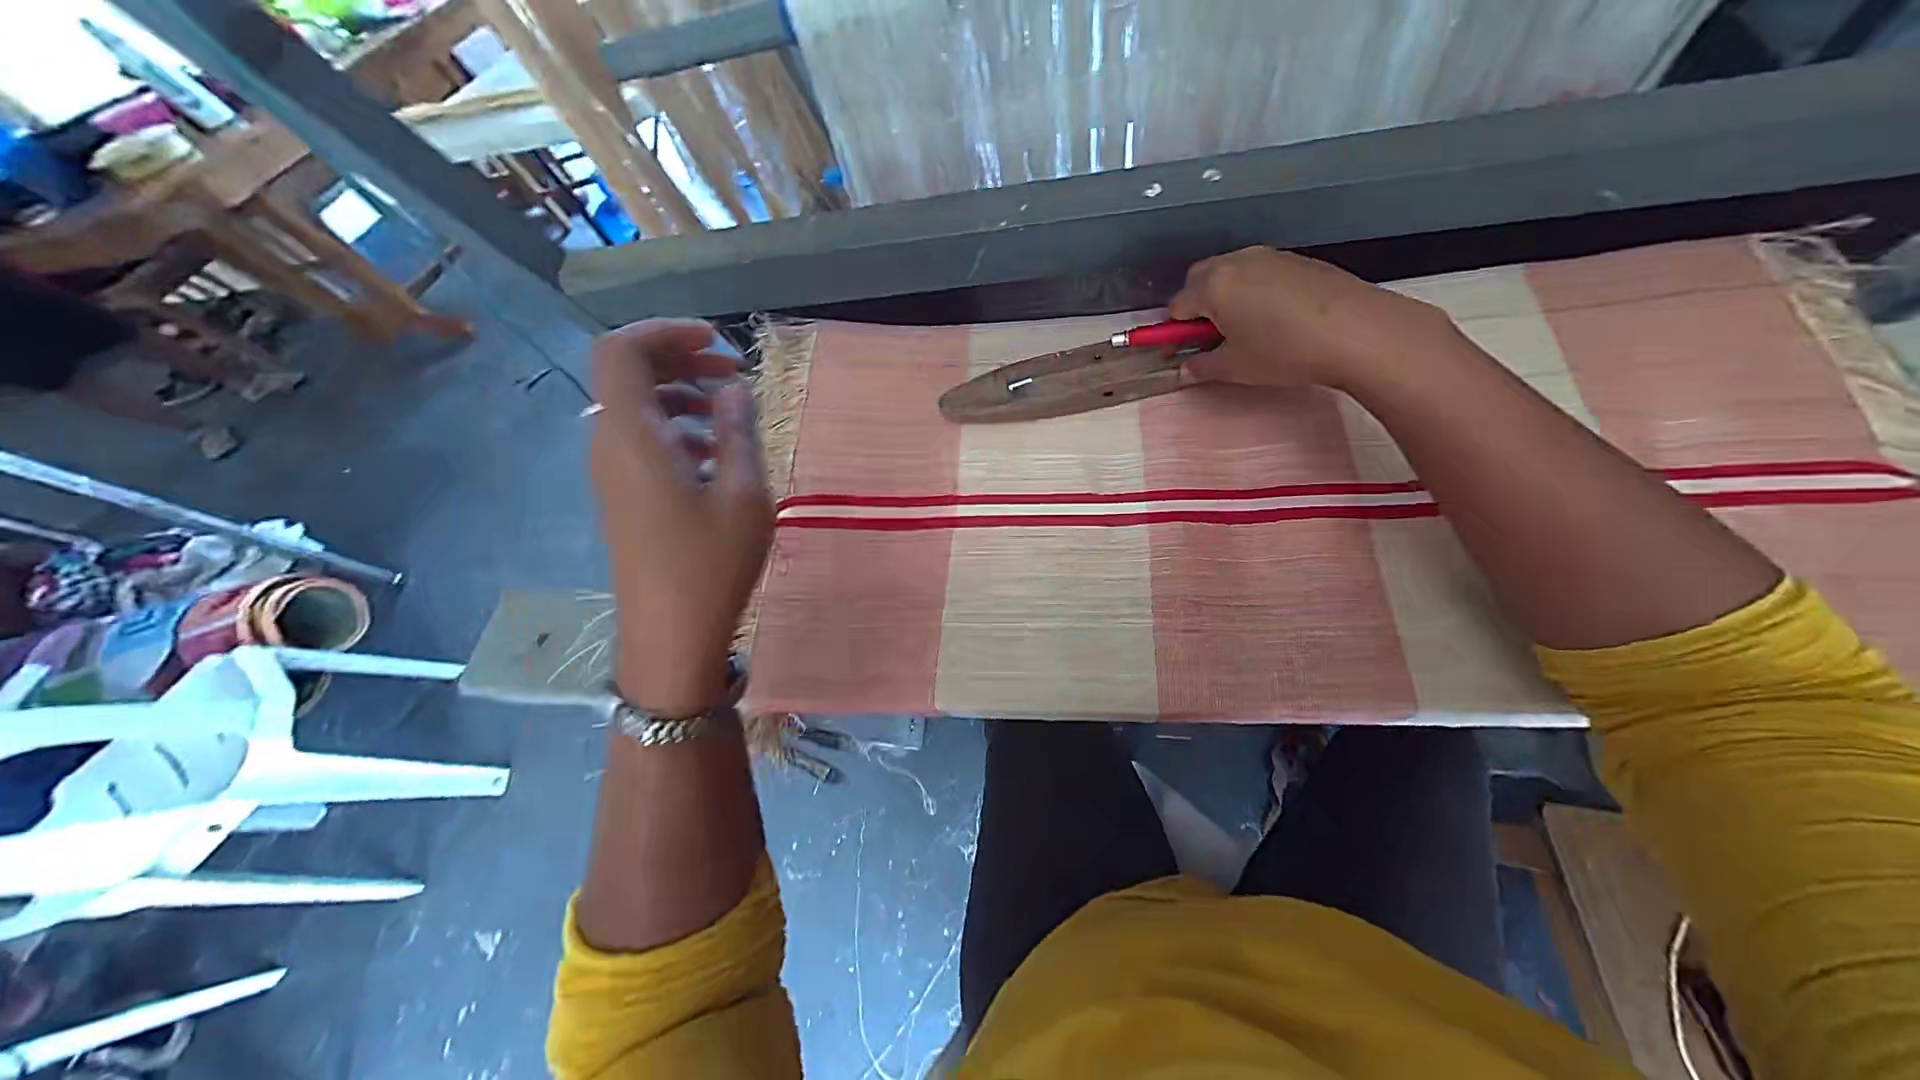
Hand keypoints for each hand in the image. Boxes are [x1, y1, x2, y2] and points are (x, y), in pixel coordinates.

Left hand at [590, 319, 771, 714]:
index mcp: (632, 434)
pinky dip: (675, 428)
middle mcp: (609, 444)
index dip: (666, 331)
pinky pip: (640, 440)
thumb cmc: (710, 563)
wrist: (669, 635)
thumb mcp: (744, 494)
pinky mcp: (622, 496)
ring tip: (729, 411)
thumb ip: (738, 430)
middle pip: (628, 373)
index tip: (717, 342)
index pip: (622, 349)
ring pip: (636, 407)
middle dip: (681, 359)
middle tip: (733, 371)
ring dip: (680, 394)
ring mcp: (611, 472)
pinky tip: (714, 454)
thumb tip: (733, 388)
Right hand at [1168, 247, 1457, 390]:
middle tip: (1212, 336)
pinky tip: (1276, 318)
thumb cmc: (1284, 351)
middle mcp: (1237, 262)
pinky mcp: (1298, 260)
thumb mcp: (1236, 368)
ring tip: (1246, 328)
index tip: (1182, 351)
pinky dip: (1255, 290)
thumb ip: (1202, 367)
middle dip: (1197, 305)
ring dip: (1226, 295)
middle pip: (1200, 279)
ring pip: (1232, 272)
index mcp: (1213, 286)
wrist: (1357, 331)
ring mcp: (1270, 256)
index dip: (1175, 331)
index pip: (1177, 306)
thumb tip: (1186, 368)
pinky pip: (1261, 272)